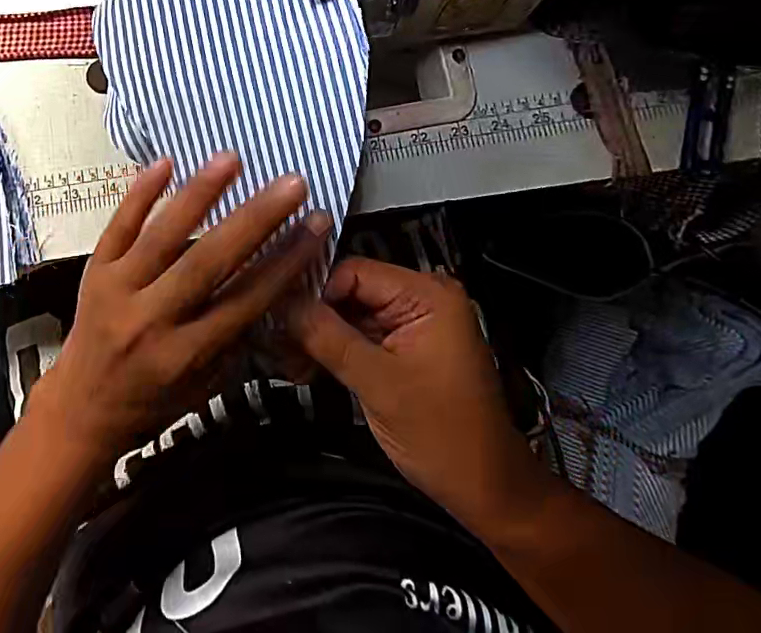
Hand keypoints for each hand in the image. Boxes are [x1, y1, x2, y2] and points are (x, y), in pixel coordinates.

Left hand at [32, 152, 329, 459]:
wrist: (78, 410)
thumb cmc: (152, 400)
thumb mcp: (203, 386)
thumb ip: (237, 338)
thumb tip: (276, 285)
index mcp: (184, 353)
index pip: (246, 299)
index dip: (286, 261)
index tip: (316, 223)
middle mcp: (151, 319)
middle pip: (209, 261)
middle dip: (256, 219)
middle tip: (292, 184)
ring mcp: (117, 289)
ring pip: (163, 236)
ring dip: (200, 194)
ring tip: (232, 158)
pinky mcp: (94, 270)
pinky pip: (118, 226)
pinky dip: (140, 194)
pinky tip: (164, 162)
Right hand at [284, 258, 540, 527]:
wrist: (486, 490)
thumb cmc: (442, 434)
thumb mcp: (380, 384)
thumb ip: (329, 338)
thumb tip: (281, 302)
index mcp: (426, 294)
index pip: (353, 271)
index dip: (314, 291)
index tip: (278, 317)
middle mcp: (419, 297)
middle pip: (348, 290)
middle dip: (312, 318)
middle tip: (275, 344)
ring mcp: (410, 323)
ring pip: (347, 314)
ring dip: (317, 337)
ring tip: (286, 362)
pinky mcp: (401, 347)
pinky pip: (357, 335)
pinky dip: (332, 351)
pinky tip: (303, 368)